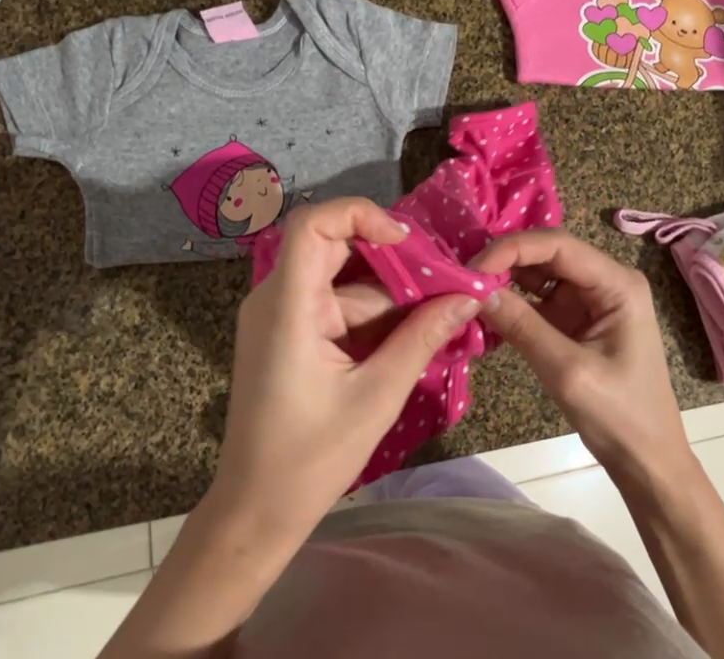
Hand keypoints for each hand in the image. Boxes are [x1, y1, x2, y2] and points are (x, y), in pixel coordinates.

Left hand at [213, 198, 479, 535]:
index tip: (405, 243)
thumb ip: (422, 338)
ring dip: (386, 293)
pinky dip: (369, 315)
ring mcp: (278, 317)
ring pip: (339, 280)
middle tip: (439, 279)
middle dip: (389, 259)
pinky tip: (409, 332)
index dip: (358, 214)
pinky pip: (332, 305)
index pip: (311, 224)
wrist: (256, 510)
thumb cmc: (311, 458)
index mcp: (287, 307)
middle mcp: (275, 300)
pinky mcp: (286, 336)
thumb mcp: (377, 396)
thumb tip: (467, 297)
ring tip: (438, 310)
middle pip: (332, 248)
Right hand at [470, 230, 690, 479]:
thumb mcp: (567, 371)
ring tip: (466, 291)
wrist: (646, 460)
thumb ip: (522, 326)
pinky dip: (512, 304)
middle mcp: (606, 281)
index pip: (558, 245)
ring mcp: (590, 301)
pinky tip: (484, 311)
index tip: (472, 268)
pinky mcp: (576, 320)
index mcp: (618, 284)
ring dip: (505, 281)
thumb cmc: (619, 416)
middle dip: (505, 261)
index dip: (512, 248)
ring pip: (539, 274)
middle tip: (462, 279)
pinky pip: (539, 300)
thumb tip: (475, 292)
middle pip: (547, 254)